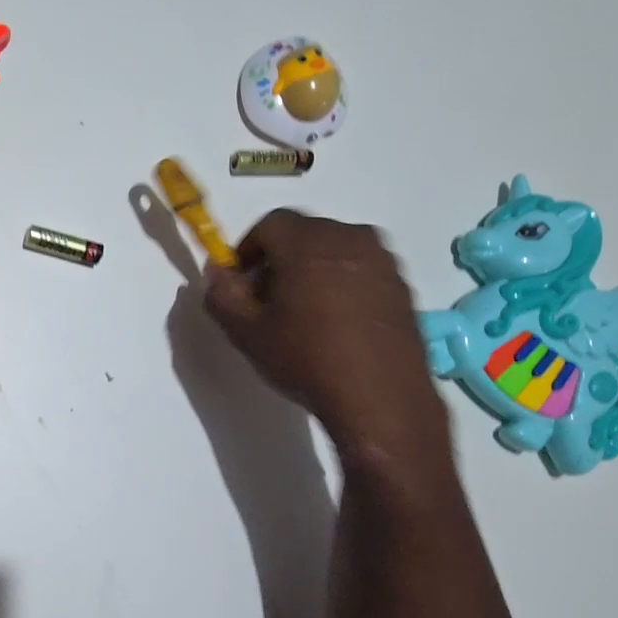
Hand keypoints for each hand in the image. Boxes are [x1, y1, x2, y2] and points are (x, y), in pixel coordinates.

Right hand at [202, 210, 446, 454]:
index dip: (247, 249)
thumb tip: (216, 272)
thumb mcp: (246, 333)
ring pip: (333, 252)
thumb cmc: (305, 359)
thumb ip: (222, 295)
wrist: (378, 394)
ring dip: (310, 273)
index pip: (270, 223)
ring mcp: (382, 259)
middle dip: (278, 261)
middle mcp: (351, 237)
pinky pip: (358, 271)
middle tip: (264, 303)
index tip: (239, 284)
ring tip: (299, 318)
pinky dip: (339, 286)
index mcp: (309, 243)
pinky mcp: (401, 283)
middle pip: (303, 234)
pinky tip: (332, 327)